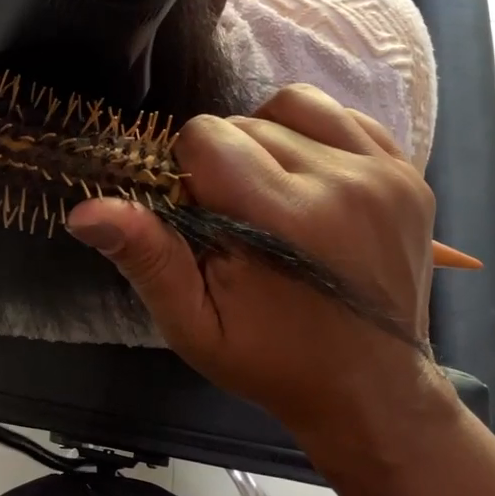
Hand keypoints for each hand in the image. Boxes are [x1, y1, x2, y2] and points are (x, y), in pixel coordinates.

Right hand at [67, 84, 446, 439]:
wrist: (372, 390)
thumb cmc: (272, 360)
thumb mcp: (193, 322)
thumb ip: (146, 256)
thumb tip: (84, 210)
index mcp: (284, 216)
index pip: (206, 135)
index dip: (188, 172)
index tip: (203, 219)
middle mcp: (341, 180)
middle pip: (246, 121)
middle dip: (225, 161)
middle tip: (237, 220)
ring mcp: (384, 173)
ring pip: (293, 105)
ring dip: (267, 138)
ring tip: (271, 190)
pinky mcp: (410, 173)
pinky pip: (344, 116)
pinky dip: (314, 137)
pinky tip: (310, 182)